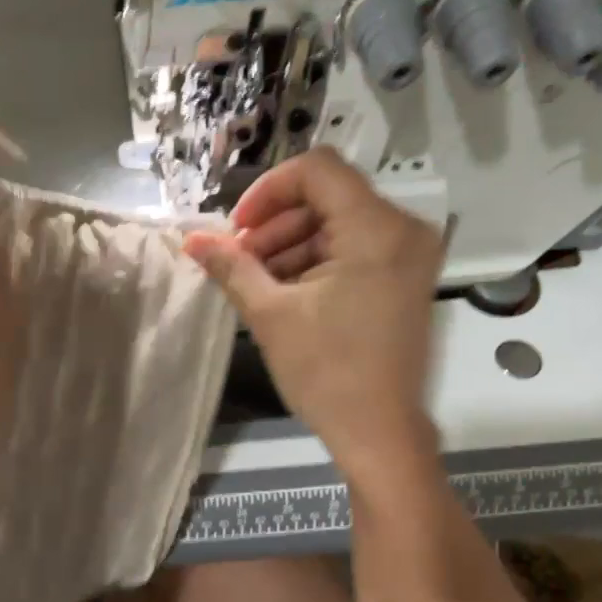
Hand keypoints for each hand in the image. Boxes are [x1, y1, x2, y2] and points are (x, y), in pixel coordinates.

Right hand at [183, 148, 443, 480]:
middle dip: (276, 224)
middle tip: (240, 262)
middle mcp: (404, 229)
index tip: (237, 230)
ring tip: (257, 283)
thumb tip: (190, 239)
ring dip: (292, 244)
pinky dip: (318, 261)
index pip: (317, 170)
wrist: (380, 432)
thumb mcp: (270, 315)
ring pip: (340, 223)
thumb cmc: (326, 373)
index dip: (268, 191)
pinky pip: (356, 248)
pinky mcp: (407, 278)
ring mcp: (410, 254)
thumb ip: (231, 267)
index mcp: (376, 228)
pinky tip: (286, 294)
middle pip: (329, 196)